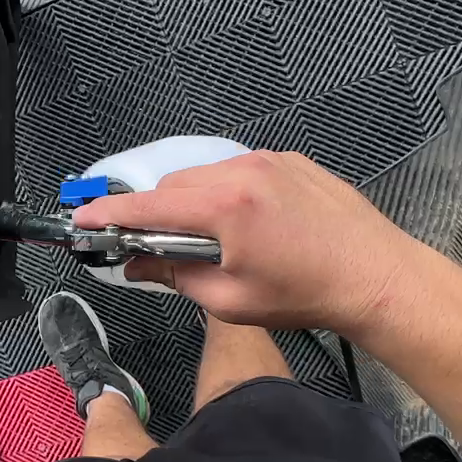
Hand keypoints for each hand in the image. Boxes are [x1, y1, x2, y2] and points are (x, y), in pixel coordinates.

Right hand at [72, 150, 434, 336]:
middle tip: (152, 246)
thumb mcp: (228, 300)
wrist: (379, 279)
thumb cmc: (308, 295)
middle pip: (171, 185)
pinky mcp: (290, 161)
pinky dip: (222, 191)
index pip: (147, 207)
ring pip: (202, 175)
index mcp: (226, 207)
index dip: (109, 214)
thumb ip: (172, 277)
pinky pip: (236, 170)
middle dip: (153, 213)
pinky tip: (240, 223)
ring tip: (206, 238)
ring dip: (189, 201)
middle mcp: (244, 172)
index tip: (82, 218)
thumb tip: (135, 268)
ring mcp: (270, 161)